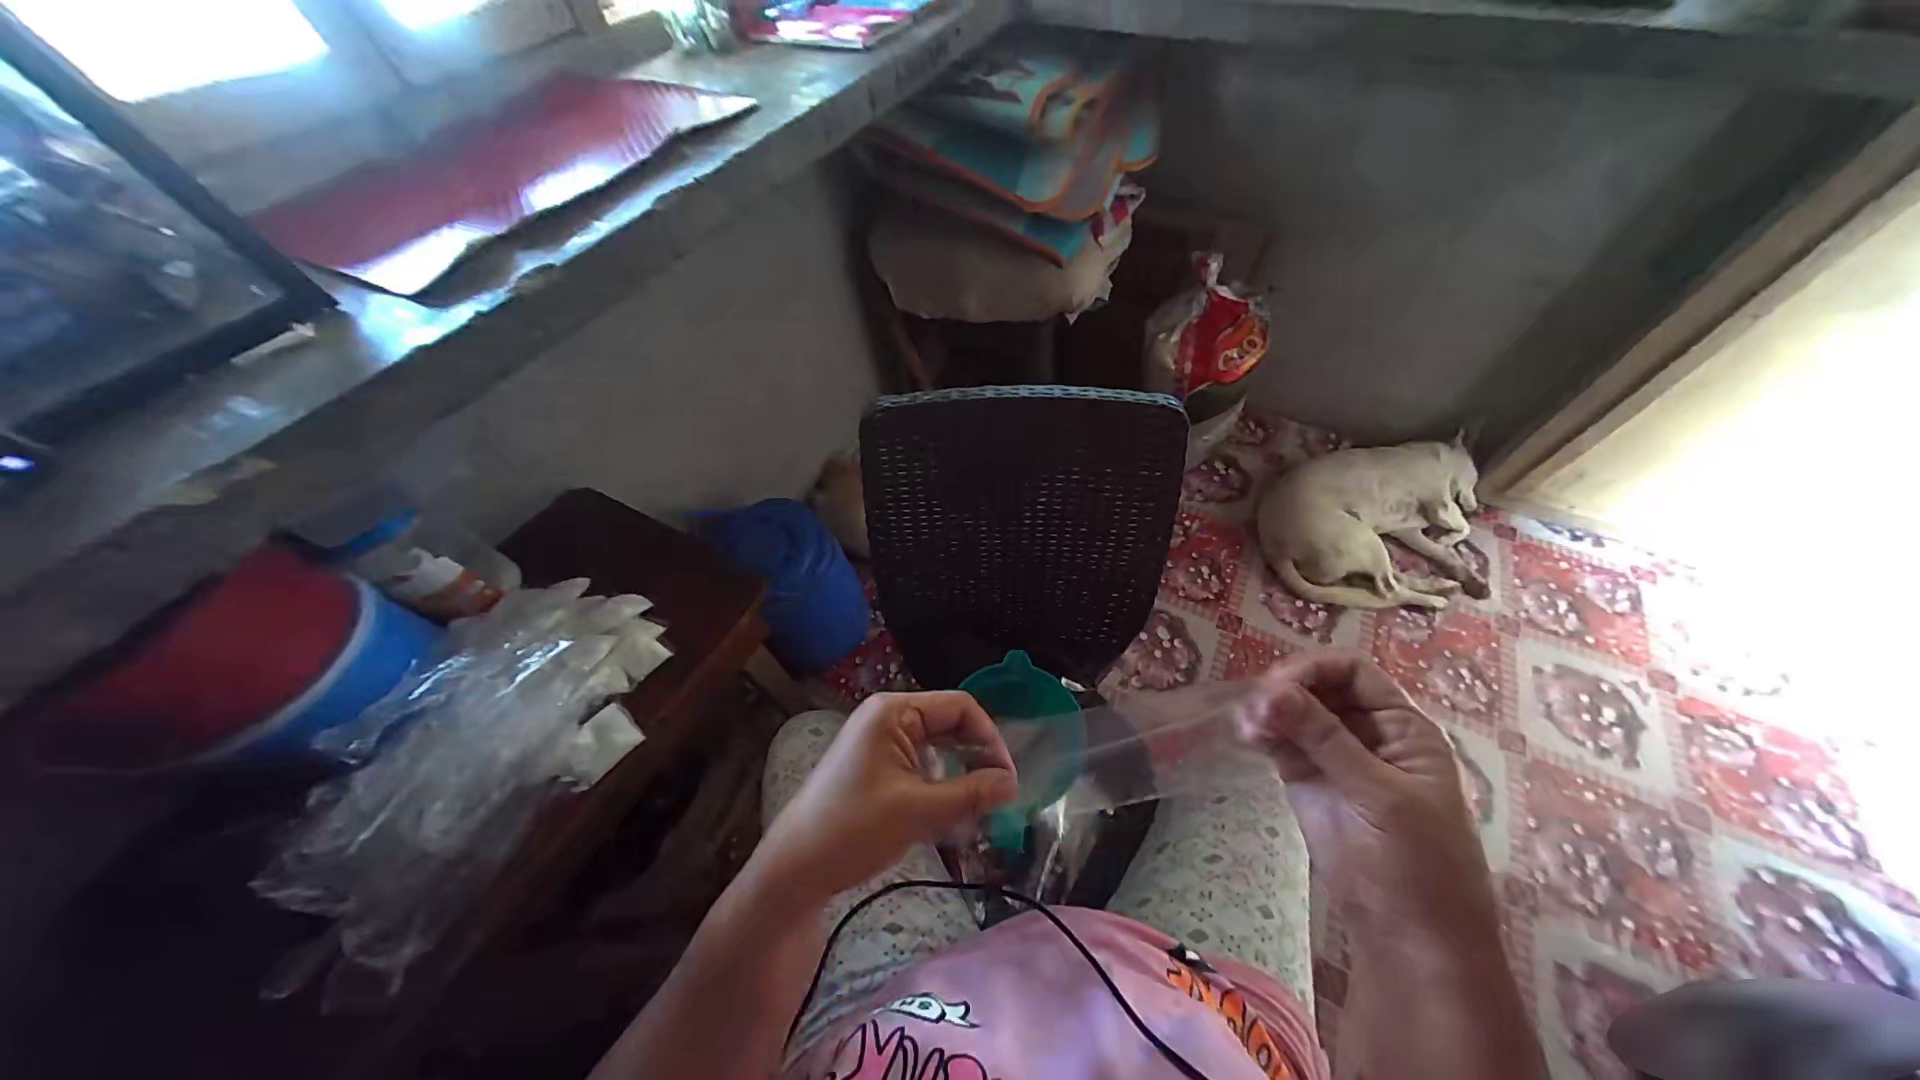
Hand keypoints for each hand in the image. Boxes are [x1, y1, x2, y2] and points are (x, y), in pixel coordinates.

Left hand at [753, 692, 1017, 905]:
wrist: (795, 868)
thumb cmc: (853, 829)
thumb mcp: (919, 811)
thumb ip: (971, 793)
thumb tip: (1013, 783)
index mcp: (894, 711)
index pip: (960, 707)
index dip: (989, 738)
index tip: (1007, 778)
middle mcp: (888, 717)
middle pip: (950, 725)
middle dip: (977, 758)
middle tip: (999, 795)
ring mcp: (881, 742)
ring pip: (938, 748)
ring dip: (961, 775)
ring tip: (979, 810)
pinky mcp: (877, 766)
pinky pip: (921, 766)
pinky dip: (941, 786)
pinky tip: (952, 816)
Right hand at [1236, 651, 1496, 939]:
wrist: (1411, 935)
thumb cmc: (1417, 862)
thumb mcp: (1378, 795)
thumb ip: (1324, 739)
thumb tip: (1272, 690)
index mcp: (1401, 728)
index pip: (1355, 673)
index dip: (1316, 669)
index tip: (1277, 684)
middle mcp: (1366, 732)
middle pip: (1319, 687)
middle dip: (1286, 689)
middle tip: (1254, 707)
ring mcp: (1334, 756)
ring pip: (1294, 713)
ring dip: (1268, 711)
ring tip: (1245, 726)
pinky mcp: (1307, 779)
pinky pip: (1281, 742)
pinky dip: (1261, 734)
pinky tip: (1245, 736)